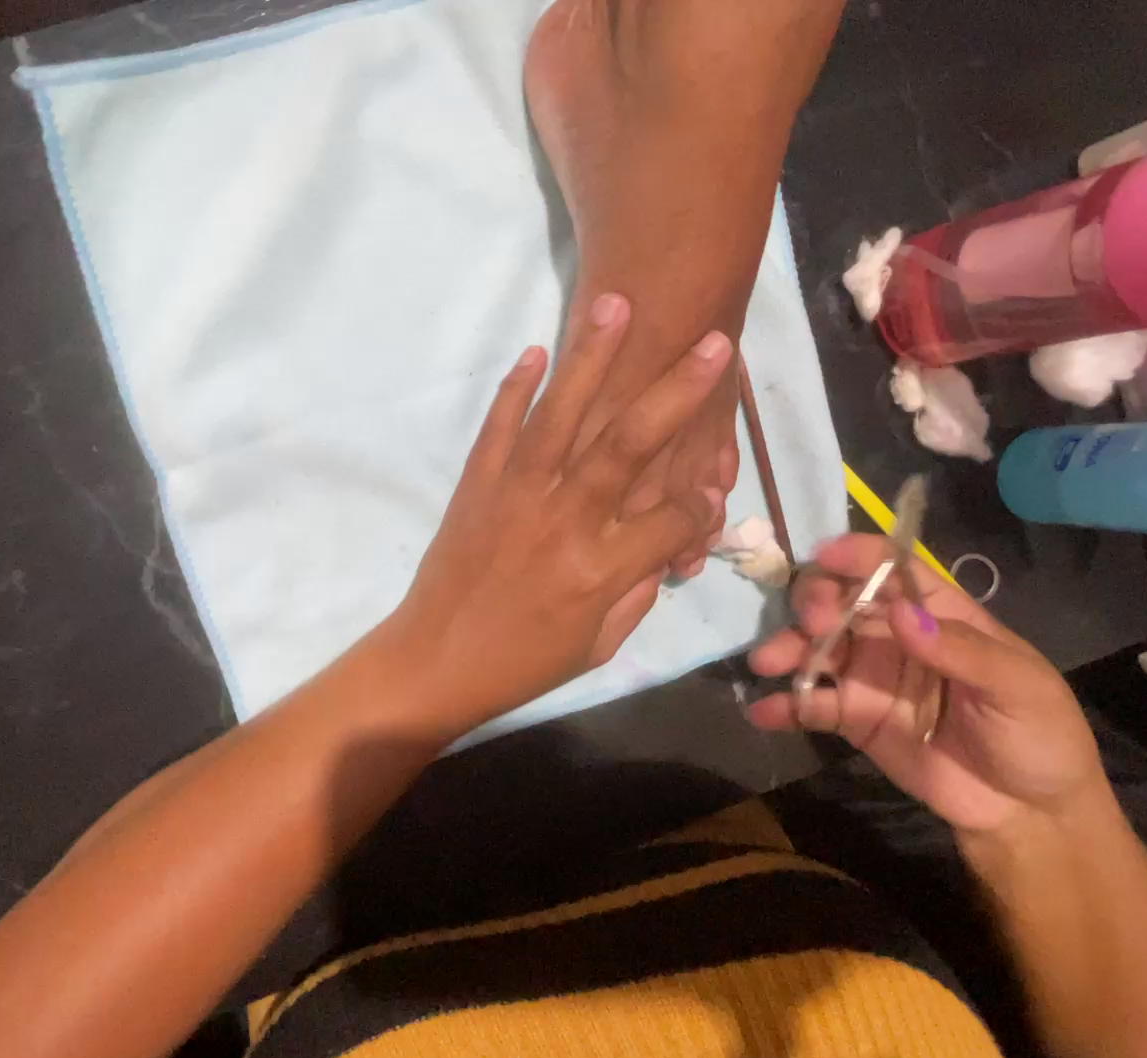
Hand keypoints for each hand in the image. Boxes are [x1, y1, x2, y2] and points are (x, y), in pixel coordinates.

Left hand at [384, 294, 729, 730]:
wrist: (435, 662)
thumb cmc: (524, 663)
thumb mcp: (599, 644)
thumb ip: (638, 589)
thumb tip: (664, 543)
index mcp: (603, 568)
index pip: (675, 515)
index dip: (702, 504)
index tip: (708, 496)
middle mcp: (565, 521)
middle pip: (628, 444)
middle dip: (675, 390)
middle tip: (711, 342)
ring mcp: (515, 496)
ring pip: (560, 418)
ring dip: (590, 359)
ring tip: (616, 305)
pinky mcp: (476, 485)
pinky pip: (499, 428)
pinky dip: (515, 389)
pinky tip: (536, 350)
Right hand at [746, 535, 1108, 834]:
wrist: (1028, 813)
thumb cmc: (1038, 735)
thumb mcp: (1017, 687)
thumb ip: (961, 651)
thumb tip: (903, 615)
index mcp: (938, 615)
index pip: (893, 570)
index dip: (859, 557)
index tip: (826, 556)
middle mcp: (894, 637)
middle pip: (842, 601)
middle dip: (815, 602)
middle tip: (811, 623)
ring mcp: (868, 677)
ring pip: (816, 647)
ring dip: (787, 647)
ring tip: (767, 663)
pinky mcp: (852, 718)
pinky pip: (810, 704)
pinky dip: (783, 706)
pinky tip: (763, 712)